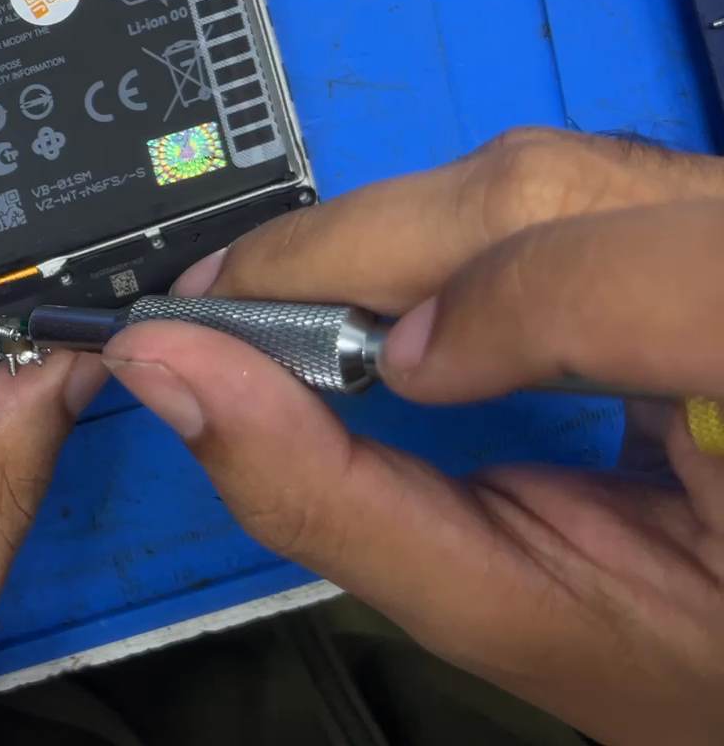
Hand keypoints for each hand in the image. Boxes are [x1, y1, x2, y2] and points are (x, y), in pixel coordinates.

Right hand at [103, 129, 723, 744]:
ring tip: (292, 306)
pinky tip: (378, 290)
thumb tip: (157, 361)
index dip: (515, 306)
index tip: (391, 377)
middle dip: (358, 249)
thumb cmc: (684, 657)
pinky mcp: (688, 217)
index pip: (681, 281)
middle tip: (233, 313)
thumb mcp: (514, 618)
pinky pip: (543, 185)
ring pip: (533, 170)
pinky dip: (423, 232)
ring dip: (373, 238)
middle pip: (554, 190)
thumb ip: (324, 495)